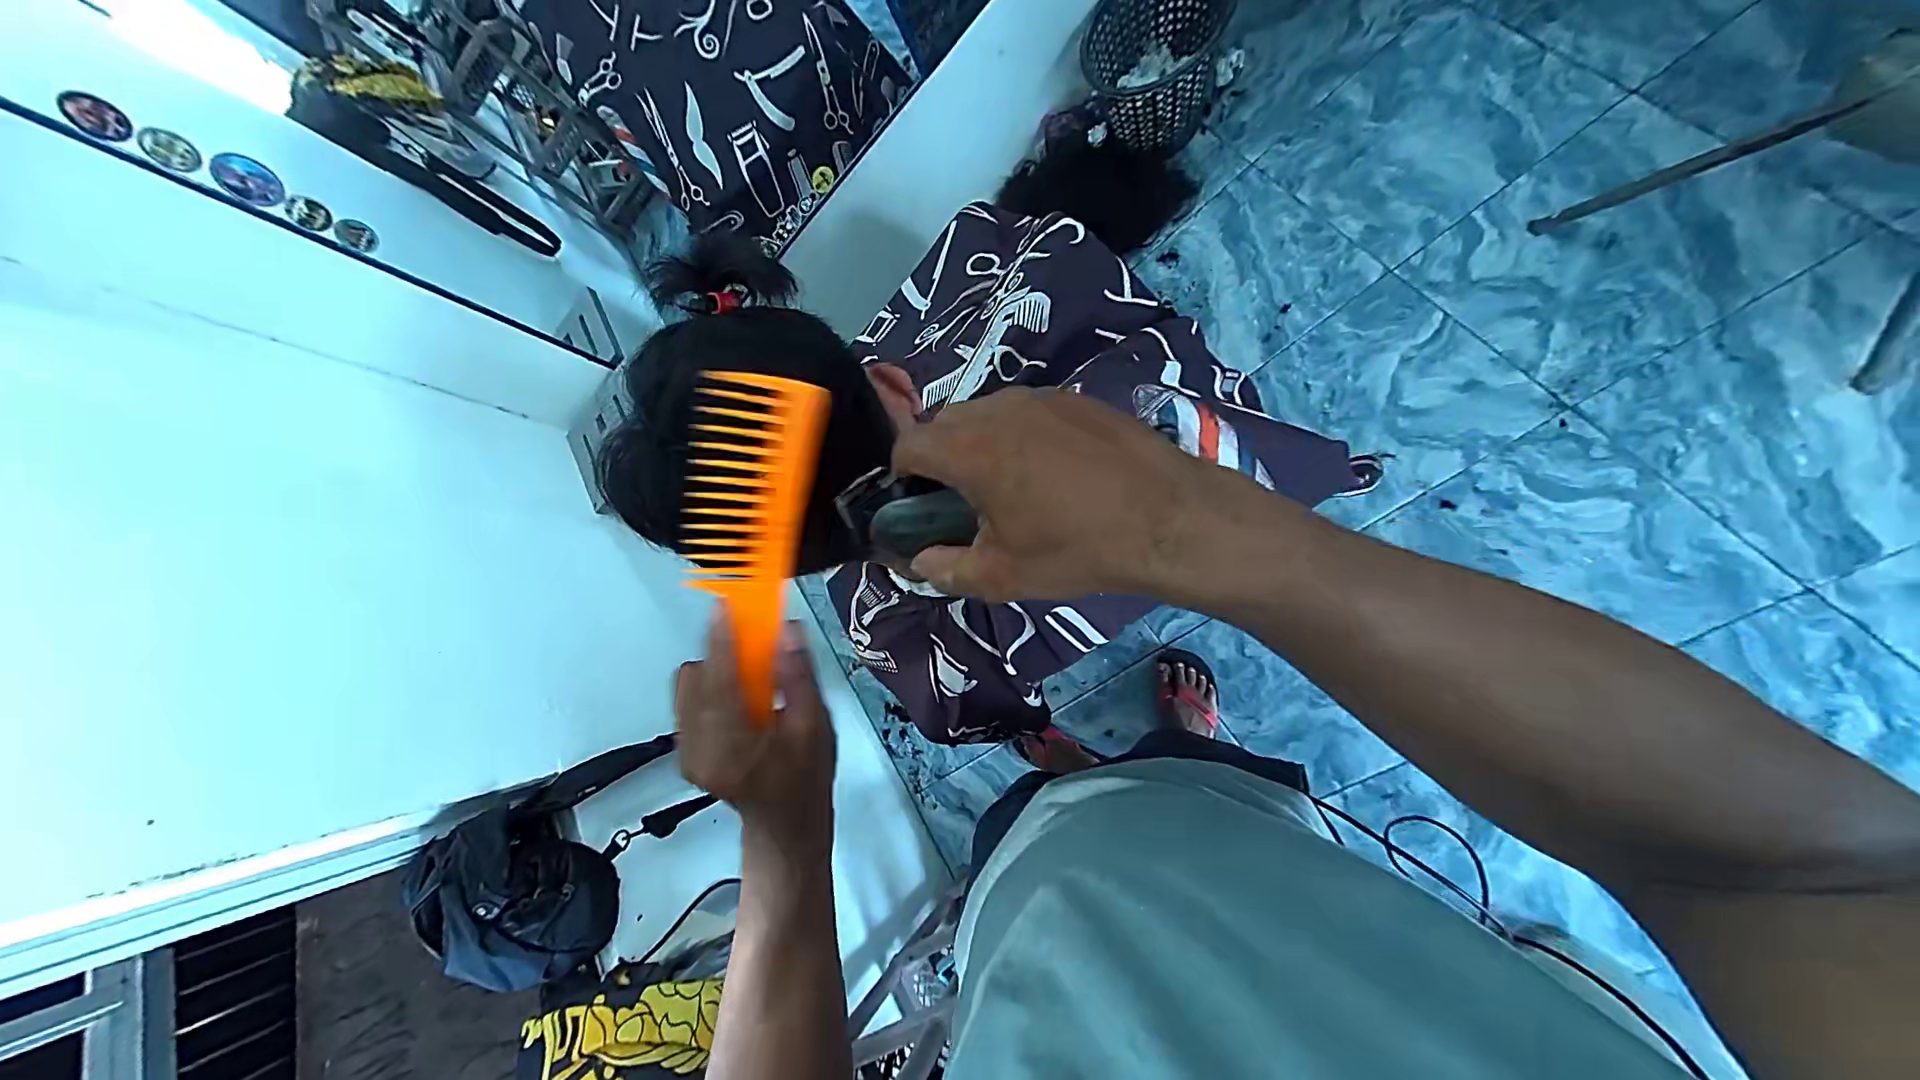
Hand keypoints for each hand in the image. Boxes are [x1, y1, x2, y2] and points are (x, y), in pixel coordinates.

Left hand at [673, 611, 835, 843]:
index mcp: (733, 747)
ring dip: (718, 667)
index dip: (721, 639)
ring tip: (754, 677)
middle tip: (758, 641)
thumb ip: (799, 677)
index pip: (720, 681)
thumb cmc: (807, 776)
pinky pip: (688, 698)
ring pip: (689, 684)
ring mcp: (686, 751)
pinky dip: (712, 684)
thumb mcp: (815, 725)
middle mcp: (699, 749)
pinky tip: (741, 696)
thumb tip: (787, 629)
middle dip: (725, 650)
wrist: (784, 823)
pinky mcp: (683, 748)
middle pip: (698, 677)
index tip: (726, 604)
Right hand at [892, 389, 1277, 601]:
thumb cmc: (1077, 548)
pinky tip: (1055, 471)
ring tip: (1015, 486)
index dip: (904, 478)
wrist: (1169, 518)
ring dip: (981, 445)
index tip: (923, 507)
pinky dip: (1021, 436)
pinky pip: (1026, 412)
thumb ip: (946, 569)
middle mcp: (996, 409)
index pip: (907, 445)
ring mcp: (1040, 397)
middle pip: (944, 425)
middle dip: (941, 460)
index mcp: (968, 448)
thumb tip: (920, 561)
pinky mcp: (1075, 398)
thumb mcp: (1002, 575)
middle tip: (969, 501)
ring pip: (986, 415)